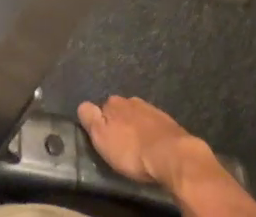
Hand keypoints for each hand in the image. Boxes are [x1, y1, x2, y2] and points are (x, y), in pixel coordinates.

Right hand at [78, 96, 255, 216]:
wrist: (173, 155)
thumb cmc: (133, 150)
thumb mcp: (102, 138)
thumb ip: (90, 119)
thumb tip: (83, 105)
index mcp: (114, 103)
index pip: (101, 108)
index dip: (101, 124)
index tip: (104, 139)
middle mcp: (132, 100)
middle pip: (121, 111)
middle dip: (120, 123)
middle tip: (121, 144)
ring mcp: (152, 109)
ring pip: (138, 117)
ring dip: (137, 128)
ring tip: (138, 146)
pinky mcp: (169, 122)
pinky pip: (154, 125)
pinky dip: (151, 133)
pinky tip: (153, 145)